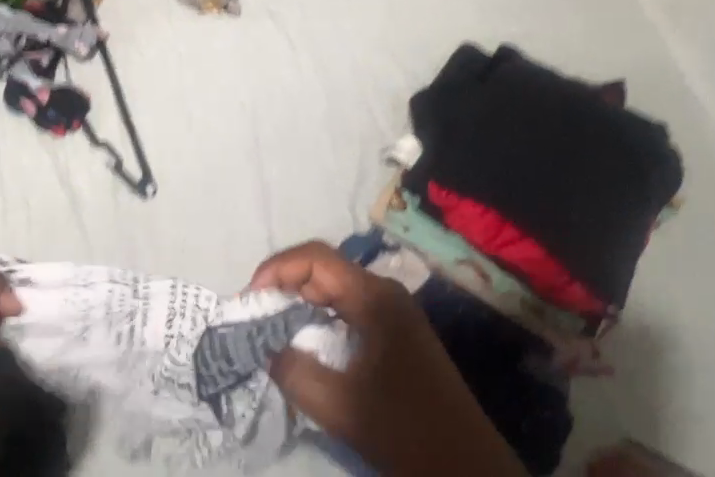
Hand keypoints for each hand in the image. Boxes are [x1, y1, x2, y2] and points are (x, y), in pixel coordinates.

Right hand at [249, 242, 526, 476]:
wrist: (467, 465)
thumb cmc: (405, 429)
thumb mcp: (340, 406)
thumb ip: (294, 371)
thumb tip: (266, 347)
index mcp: (374, 298)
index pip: (315, 258)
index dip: (276, 269)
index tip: (247, 300)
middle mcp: (384, 294)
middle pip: (324, 270)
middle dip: (283, 286)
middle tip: (251, 316)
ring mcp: (393, 313)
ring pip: (335, 291)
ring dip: (299, 303)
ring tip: (268, 328)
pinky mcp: (395, 335)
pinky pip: (348, 311)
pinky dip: (318, 320)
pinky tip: (302, 344)